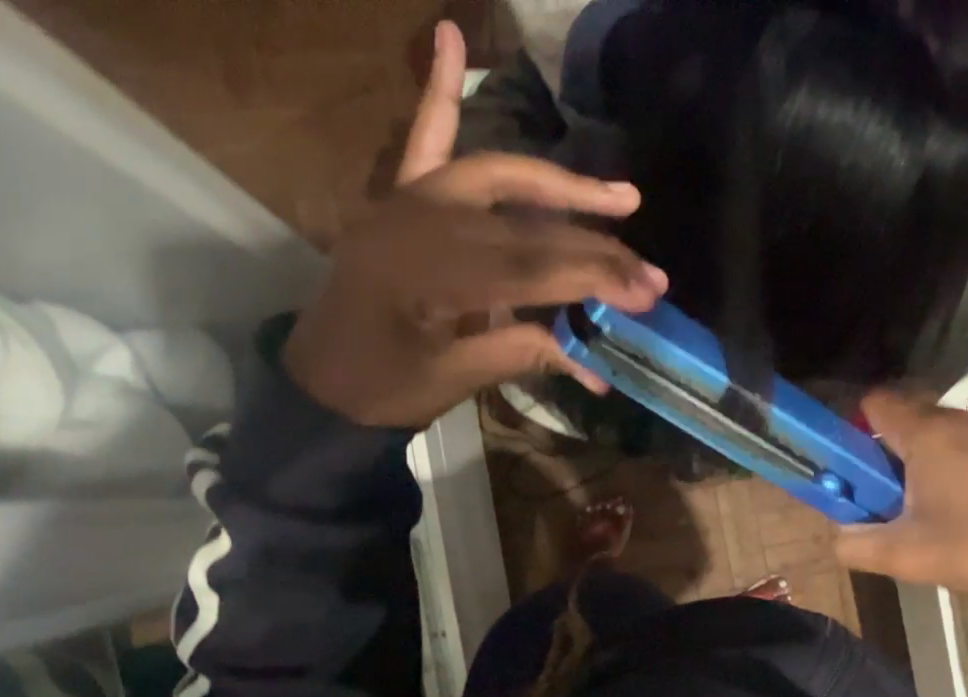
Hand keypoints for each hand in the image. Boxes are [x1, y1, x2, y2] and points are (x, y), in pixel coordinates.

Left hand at [283, 21, 665, 428]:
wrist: (317, 385)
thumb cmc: (382, 391)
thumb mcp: (453, 381)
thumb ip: (521, 353)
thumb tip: (595, 360)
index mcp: (427, 275)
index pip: (532, 268)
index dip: (594, 279)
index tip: (647, 296)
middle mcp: (419, 222)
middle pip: (528, 228)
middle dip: (595, 250)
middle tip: (650, 276)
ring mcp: (406, 201)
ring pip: (500, 178)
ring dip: (562, 186)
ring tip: (622, 197)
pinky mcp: (398, 199)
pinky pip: (423, 139)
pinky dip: (438, 90)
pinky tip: (449, 35)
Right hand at [835, 390, 967, 599]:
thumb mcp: (906, 556)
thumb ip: (856, 544)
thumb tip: (836, 533)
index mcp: (925, 434)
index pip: (872, 403)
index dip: (849, 430)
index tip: (845, 470)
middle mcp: (951, 420)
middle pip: (895, 417)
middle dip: (874, 451)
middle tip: (871, 495)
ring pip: (922, 432)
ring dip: (903, 461)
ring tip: (902, 505)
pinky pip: (947, 443)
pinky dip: (931, 464)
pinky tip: (935, 504)